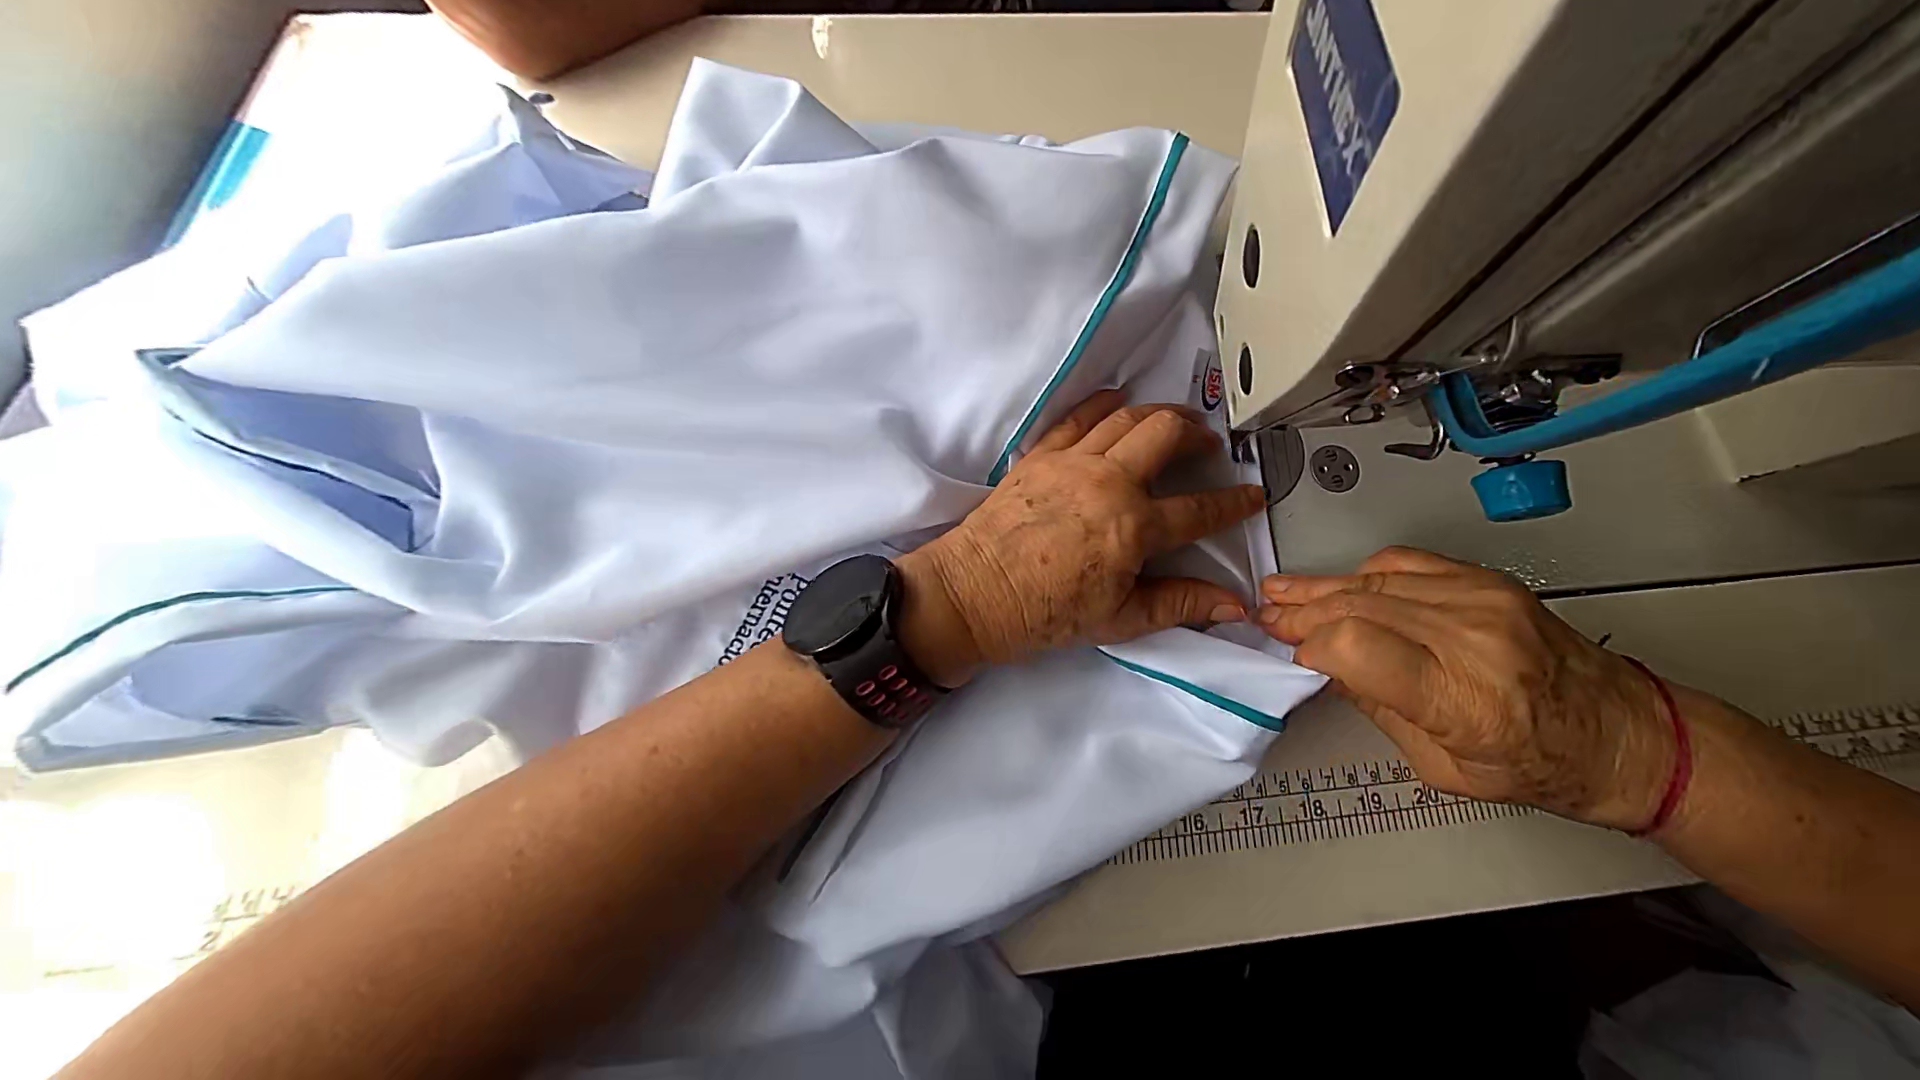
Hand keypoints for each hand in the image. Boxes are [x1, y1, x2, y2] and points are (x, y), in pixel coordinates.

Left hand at [896, 390, 1264, 685]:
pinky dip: (1100, 404)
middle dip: (1195, 433)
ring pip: (1125, 417)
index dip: (1233, 502)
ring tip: (1173, 418)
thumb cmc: (1042, 613)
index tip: (1250, 496)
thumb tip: (1231, 603)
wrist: (974, 595)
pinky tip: (1114, 400)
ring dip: (1157, 412)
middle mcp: (1107, 483)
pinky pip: (1076, 418)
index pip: (1199, 509)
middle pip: (1165, 435)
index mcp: (1132, 528)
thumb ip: (1179, 604)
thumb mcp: (1118, 619)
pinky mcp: (1038, 457)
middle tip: (1206, 441)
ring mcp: (1070, 464)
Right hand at [1254, 546, 1675, 830]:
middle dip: (1302, 613)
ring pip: (1371, 580)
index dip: (1309, 646)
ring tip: (1283, 592)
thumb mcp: (1442, 766)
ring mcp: (1482, 601)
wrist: (1628, 736)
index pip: (1352, 646)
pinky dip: (1362, 573)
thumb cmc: (1543, 764)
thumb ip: (1375, 708)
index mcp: (1462, 698)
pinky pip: (1403, 562)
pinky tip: (1338, 582)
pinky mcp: (1487, 582)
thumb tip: (1326, 665)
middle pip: (1354, 605)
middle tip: (1269, 618)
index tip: (1294, 656)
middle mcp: (1473, 639)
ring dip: (1320, 588)